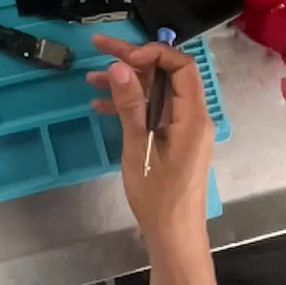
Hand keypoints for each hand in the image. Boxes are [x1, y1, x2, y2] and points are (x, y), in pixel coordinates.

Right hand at [87, 34, 214, 256]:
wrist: (173, 237)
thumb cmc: (159, 196)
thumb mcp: (139, 148)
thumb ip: (131, 105)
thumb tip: (119, 67)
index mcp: (193, 117)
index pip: (182, 66)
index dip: (153, 54)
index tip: (124, 57)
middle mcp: (192, 117)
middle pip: (166, 74)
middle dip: (132, 59)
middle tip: (99, 47)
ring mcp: (182, 128)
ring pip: (155, 91)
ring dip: (126, 82)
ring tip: (92, 77)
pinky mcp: (172, 138)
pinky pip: (152, 110)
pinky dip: (129, 103)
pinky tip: (101, 104)